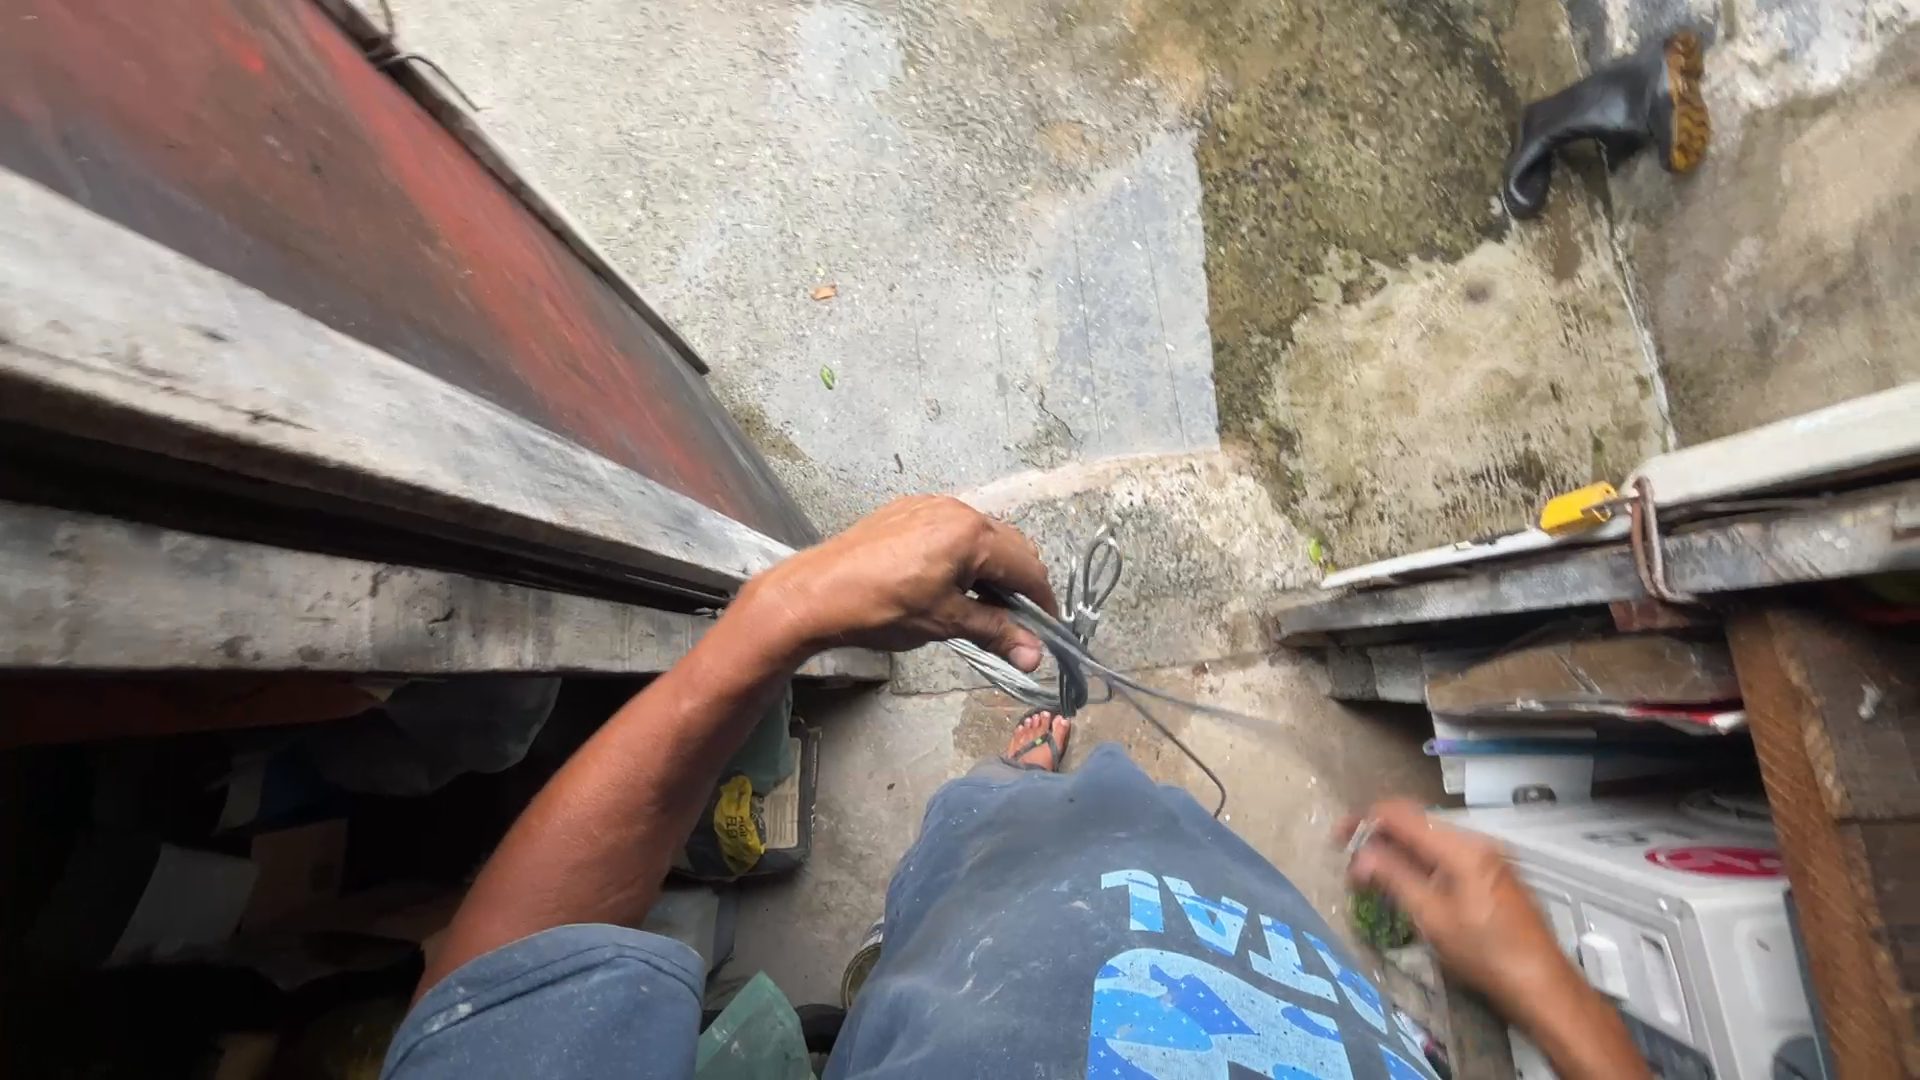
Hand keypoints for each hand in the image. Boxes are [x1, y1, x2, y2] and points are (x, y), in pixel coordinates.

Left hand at [740, 496, 1058, 670]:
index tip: (1046, 629)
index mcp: (972, 534)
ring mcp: (930, 505)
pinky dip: (963, 554)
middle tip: (1014, 620)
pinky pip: (951, 528)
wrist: (817, 591)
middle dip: (1019, 583)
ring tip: (978, 603)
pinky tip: (946, 580)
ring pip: (980, 535)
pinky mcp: (907, 509)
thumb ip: (996, 632)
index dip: (1043, 601)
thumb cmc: (882, 608)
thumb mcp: (946, 622)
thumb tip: (1035, 656)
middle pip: (1009, 546)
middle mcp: (957, 510)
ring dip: (990, 568)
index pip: (1028, 567)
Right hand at [1336, 800, 1574, 1016]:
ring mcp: (1489, 854)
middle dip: (1378, 835)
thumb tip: (1359, 854)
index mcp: (1460, 847)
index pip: (1398, 813)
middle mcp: (1476, 840)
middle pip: (1414, 820)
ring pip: (1428, 834)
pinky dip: (1420, 856)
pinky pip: (1445, 848)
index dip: (1362, 820)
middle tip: (1353, 860)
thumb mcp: (1431, 917)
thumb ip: (1392, 876)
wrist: (1546, 989)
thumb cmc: (1486, 955)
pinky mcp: (1494, 869)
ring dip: (1398, 846)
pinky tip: (1408, 878)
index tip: (1338, 839)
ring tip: (1375, 872)